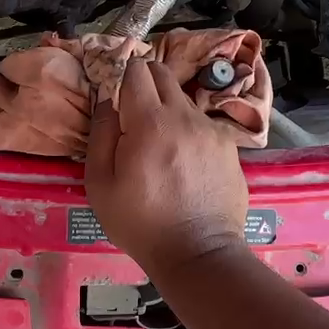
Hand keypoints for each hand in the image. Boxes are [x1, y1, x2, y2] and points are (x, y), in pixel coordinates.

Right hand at [86, 60, 249, 273]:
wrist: (200, 257)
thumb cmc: (142, 223)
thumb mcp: (100, 184)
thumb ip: (100, 133)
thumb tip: (107, 100)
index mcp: (149, 123)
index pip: (136, 70)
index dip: (122, 77)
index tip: (117, 98)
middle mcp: (184, 116)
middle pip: (162, 72)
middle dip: (144, 83)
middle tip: (135, 113)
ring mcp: (211, 130)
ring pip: (182, 98)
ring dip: (167, 108)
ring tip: (160, 143)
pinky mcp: (229, 145)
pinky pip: (201, 122)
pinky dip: (187, 129)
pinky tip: (183, 160)